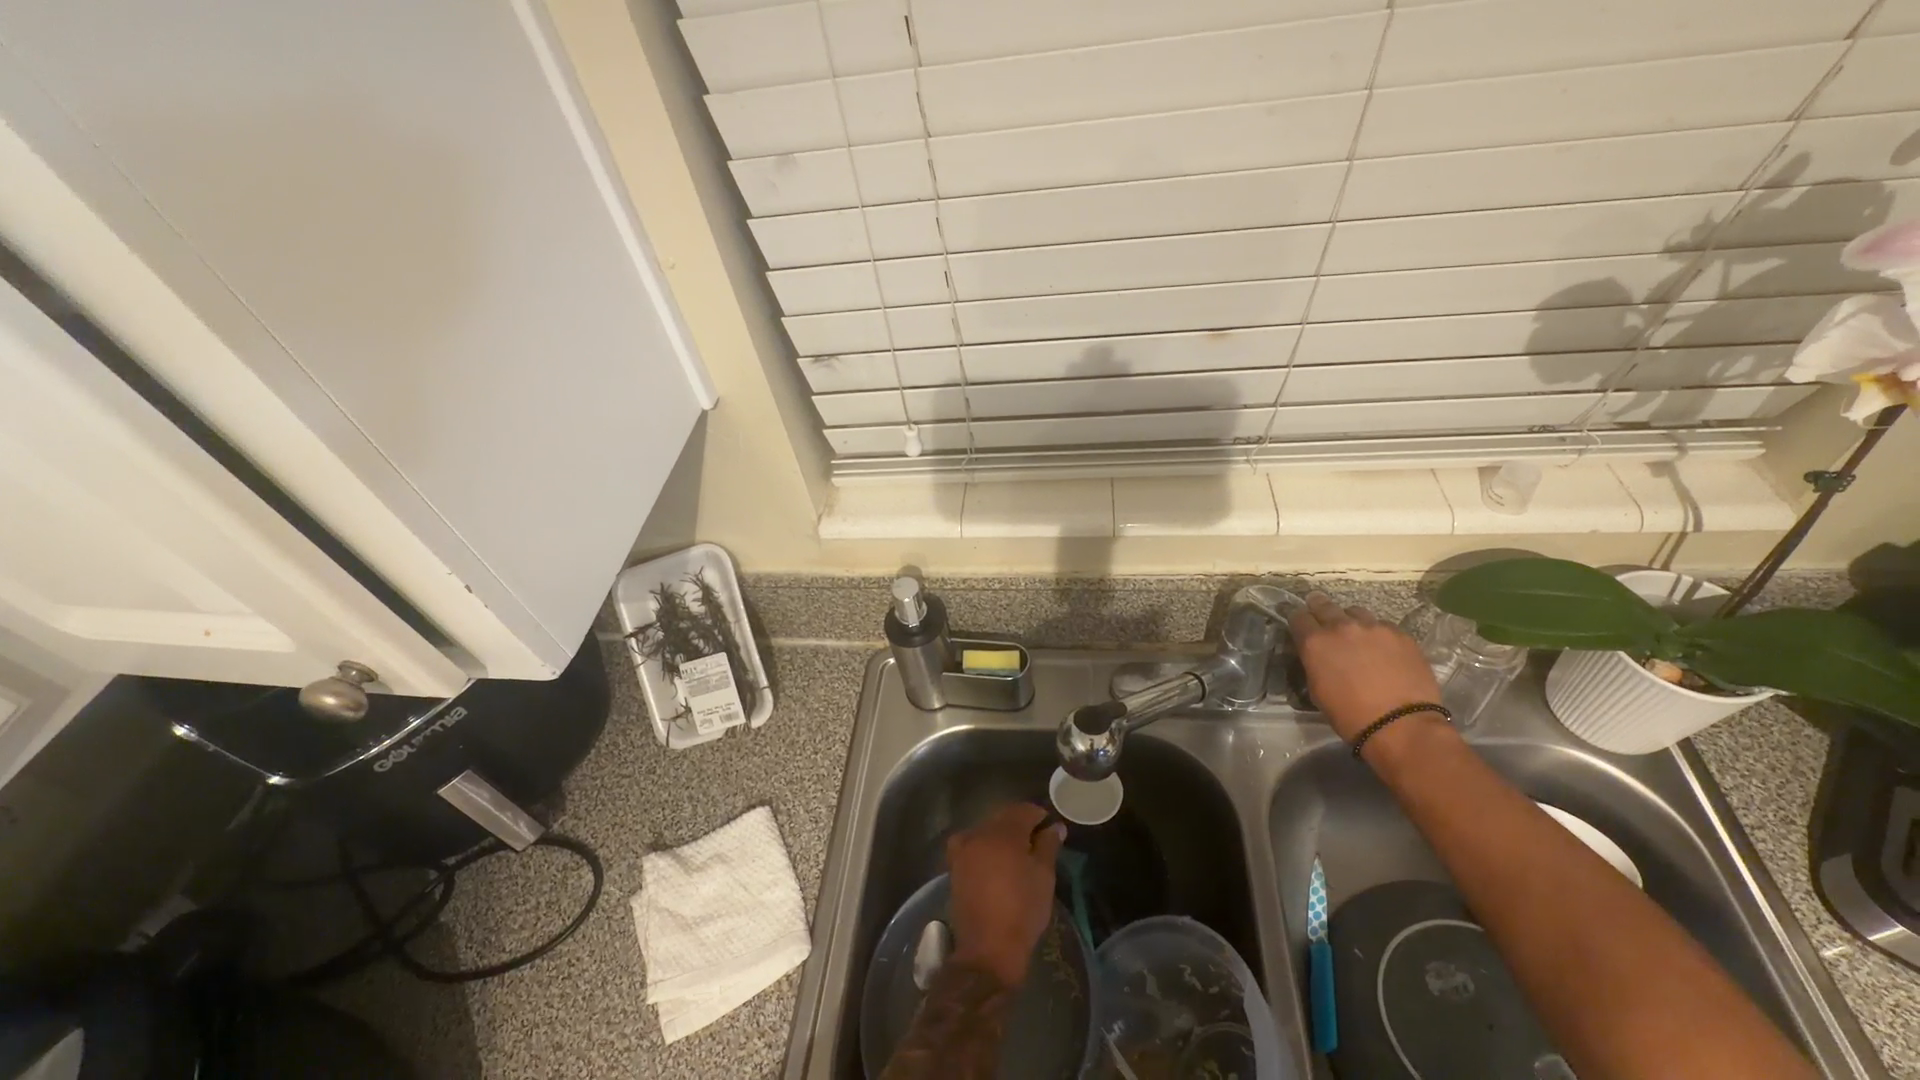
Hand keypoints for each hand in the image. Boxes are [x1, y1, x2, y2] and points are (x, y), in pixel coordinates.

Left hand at [945, 803, 1064, 987]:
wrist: (988, 949)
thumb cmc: (1023, 911)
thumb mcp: (1044, 876)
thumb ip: (1048, 845)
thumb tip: (1054, 826)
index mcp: (1002, 833)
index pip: (1023, 810)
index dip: (1039, 815)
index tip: (1051, 827)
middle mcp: (978, 834)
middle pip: (1002, 818)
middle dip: (1020, 824)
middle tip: (1038, 841)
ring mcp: (962, 849)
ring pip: (986, 830)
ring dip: (1002, 835)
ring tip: (1018, 854)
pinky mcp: (954, 866)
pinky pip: (973, 844)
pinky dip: (986, 847)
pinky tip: (996, 862)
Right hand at [1288, 592, 1443, 743]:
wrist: (1401, 724)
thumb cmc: (1350, 715)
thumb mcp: (1317, 690)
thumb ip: (1313, 664)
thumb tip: (1317, 656)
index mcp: (1315, 642)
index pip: (1298, 616)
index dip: (1297, 619)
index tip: (1299, 624)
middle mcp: (1342, 627)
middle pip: (1324, 604)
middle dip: (1318, 608)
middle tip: (1320, 616)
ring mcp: (1374, 627)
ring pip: (1356, 612)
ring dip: (1350, 621)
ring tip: (1355, 635)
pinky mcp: (1401, 634)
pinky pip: (1382, 626)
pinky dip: (1377, 634)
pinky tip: (1383, 650)